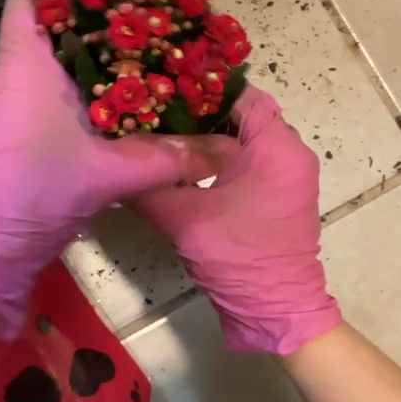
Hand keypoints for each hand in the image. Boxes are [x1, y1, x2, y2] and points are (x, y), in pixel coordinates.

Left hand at [0, 0, 214, 337]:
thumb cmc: (30, 196)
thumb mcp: (105, 175)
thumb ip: (167, 160)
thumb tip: (226, 151)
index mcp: (23, 70)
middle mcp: (10, 80)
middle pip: (41, 22)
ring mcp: (7, 108)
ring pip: (43, 57)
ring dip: (75, 36)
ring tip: (121, 19)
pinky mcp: (13, 134)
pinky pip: (44, 88)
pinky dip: (73, 75)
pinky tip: (105, 83)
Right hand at [134, 87, 340, 355]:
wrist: (274, 312)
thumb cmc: (238, 259)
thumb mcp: (184, 219)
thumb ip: (148, 186)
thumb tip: (113, 159)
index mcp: (277, 148)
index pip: (241, 95)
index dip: (201, 89)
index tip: (161, 90)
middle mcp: (286, 154)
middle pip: (238, 114)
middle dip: (194, 111)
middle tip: (149, 110)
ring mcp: (281, 175)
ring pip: (237, 139)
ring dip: (200, 136)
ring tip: (155, 134)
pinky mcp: (270, 194)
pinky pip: (240, 161)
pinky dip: (210, 158)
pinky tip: (173, 164)